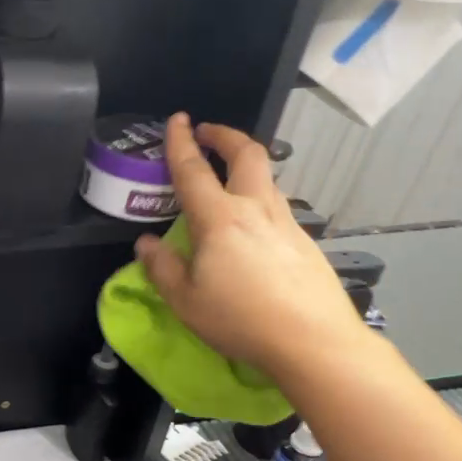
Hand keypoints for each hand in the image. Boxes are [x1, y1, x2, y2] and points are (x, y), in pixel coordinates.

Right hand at [133, 115, 370, 379]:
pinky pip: (276, 207)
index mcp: (219, 219)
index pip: (194, 170)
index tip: (177, 119)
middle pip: (247, 155)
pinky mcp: (304, 242)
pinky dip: (258, 198)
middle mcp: (255, 210)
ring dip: (245, 166)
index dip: (180, 143)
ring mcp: (286, 224)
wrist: (314, 340)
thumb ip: (163, 268)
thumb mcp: (185, 301)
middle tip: (208, 133)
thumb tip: (147, 243)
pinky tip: (251, 225)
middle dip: (226, 136)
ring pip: (266, 179)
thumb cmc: (241, 320)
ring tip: (227, 178)